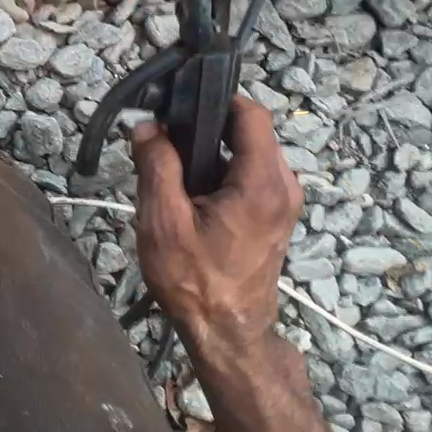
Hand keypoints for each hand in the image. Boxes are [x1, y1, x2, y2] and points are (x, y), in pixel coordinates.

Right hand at [132, 96, 301, 354]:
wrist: (225, 331)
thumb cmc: (193, 279)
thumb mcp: (163, 221)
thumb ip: (156, 166)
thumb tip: (147, 126)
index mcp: (263, 183)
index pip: (250, 114)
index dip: (213, 100)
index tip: (176, 104)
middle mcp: (284, 186)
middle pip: (248, 132)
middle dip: (204, 130)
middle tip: (162, 144)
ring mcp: (283, 203)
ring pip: (246, 155)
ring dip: (209, 154)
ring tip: (170, 173)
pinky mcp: (274, 217)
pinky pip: (248, 177)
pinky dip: (219, 174)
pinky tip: (188, 195)